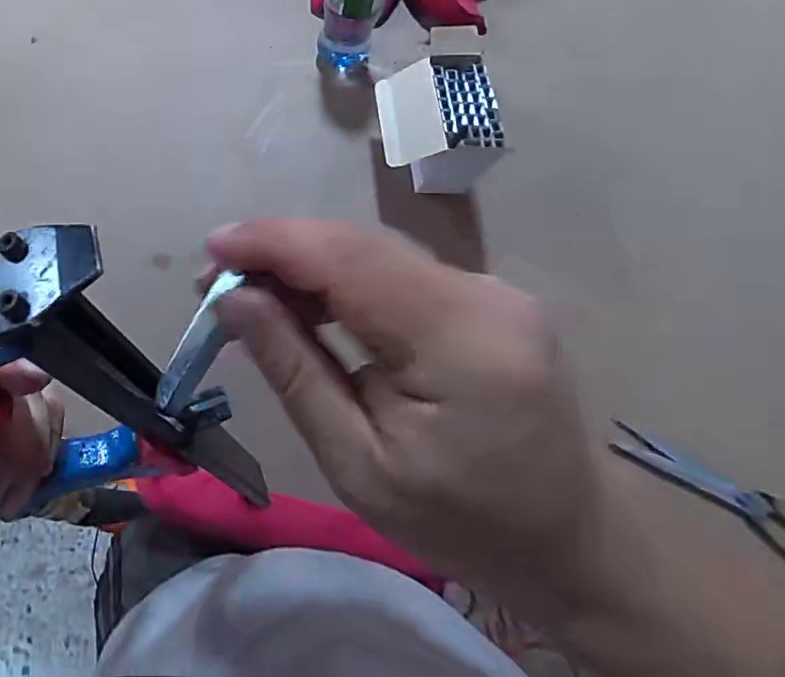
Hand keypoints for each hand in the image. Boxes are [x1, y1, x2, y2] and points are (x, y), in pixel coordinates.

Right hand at [205, 220, 606, 606]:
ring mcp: (489, 289)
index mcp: (460, 341)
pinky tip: (302, 301)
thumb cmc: (463, 524)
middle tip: (215, 279)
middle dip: (278, 252)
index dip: (273, 243)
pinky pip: (393, 271)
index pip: (349, 261)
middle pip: (358, 246)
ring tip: (246, 290)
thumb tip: (234, 300)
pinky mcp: (482, 296)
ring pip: (372, 253)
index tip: (212, 249)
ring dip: (303, 263)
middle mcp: (482, 295)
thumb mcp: (359, 465)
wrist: (572, 542)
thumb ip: (295, 372)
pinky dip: (337, 279)